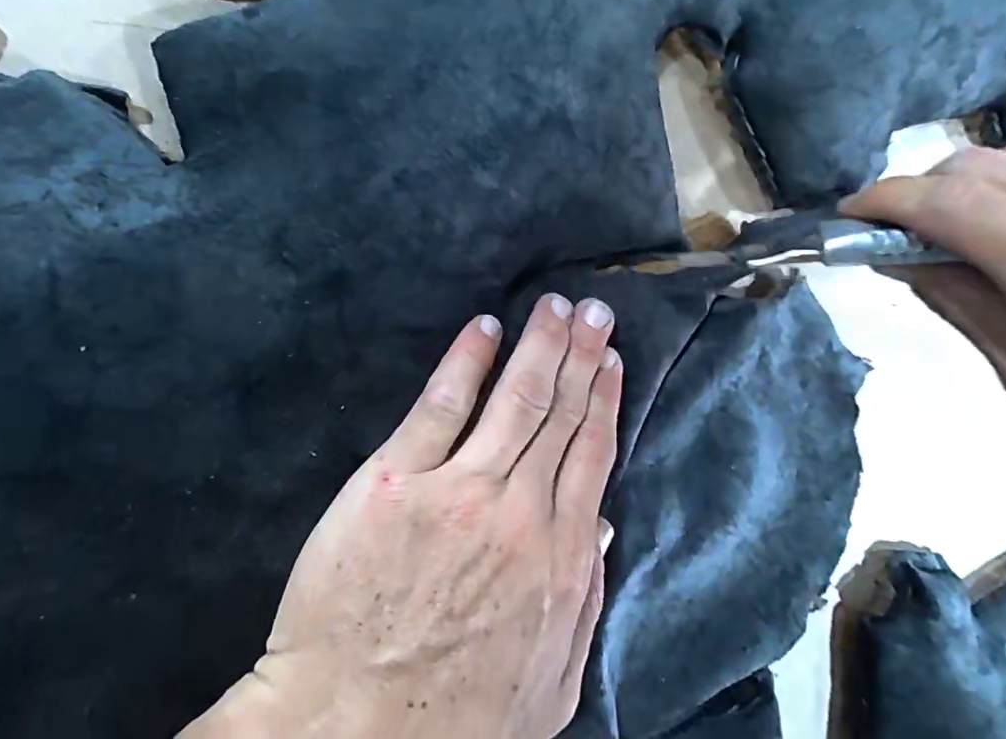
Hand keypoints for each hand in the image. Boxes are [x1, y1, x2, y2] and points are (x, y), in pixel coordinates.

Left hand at [182, 294, 622, 738]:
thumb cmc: (457, 718)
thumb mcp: (551, 681)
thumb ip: (586, 598)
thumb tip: (603, 525)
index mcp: (560, 552)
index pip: (592, 452)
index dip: (604, 398)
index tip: (612, 361)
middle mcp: (519, 509)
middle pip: (561, 412)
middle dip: (582, 354)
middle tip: (596, 311)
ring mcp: (458, 489)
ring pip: (514, 397)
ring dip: (540, 345)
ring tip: (556, 307)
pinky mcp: (394, 482)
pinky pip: (440, 406)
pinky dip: (466, 362)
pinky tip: (485, 329)